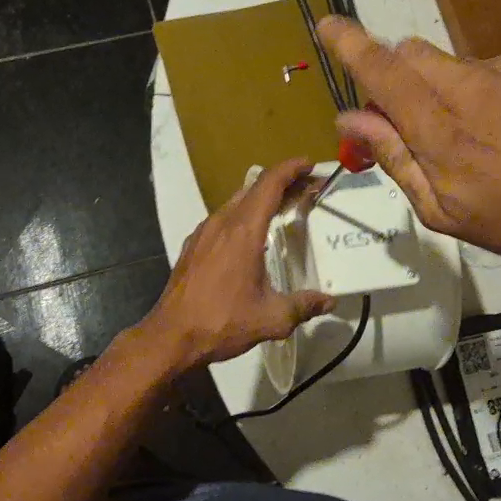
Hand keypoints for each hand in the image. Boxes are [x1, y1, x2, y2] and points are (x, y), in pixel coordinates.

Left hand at [139, 158, 335, 369]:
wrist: (171, 336)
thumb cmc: (222, 322)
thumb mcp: (271, 318)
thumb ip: (304, 306)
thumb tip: (329, 302)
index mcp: (243, 231)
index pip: (269, 184)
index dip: (291, 169)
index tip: (310, 164)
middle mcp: (222, 223)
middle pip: (254, 188)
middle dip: (282, 183)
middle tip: (307, 189)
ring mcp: (203, 232)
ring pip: (236, 202)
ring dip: (261, 199)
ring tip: (284, 208)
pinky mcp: (193, 245)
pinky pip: (222, 218)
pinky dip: (243, 215)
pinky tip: (252, 235)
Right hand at [317, 16, 500, 302]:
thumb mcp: (442, 209)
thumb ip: (393, 157)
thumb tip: (349, 119)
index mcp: (441, 128)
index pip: (382, 70)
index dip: (349, 44)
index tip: (327, 25)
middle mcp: (470, 86)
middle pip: (410, 54)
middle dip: (394, 77)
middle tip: (402, 122)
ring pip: (447, 62)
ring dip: (436, 87)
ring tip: (468, 137)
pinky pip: (485, 68)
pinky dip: (474, 91)